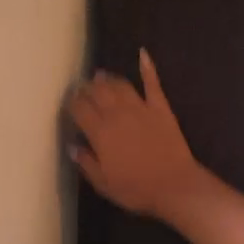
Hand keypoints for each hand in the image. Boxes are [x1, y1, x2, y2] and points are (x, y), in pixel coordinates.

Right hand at [69, 49, 204, 218]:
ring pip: (120, 85)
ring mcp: (140, 108)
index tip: (68, 103)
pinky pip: (152, 83)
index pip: (79, 109)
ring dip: (108, 78)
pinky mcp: (161, 108)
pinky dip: (147, 67)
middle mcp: (117, 114)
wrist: (175, 185)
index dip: (71, 103)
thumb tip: (72, 145)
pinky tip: (142, 54)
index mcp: (100, 132)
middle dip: (86, 88)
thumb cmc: (136, 189)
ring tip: (100, 76)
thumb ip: (86, 162)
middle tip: (82, 88)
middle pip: (97, 92)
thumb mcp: (103, 183)